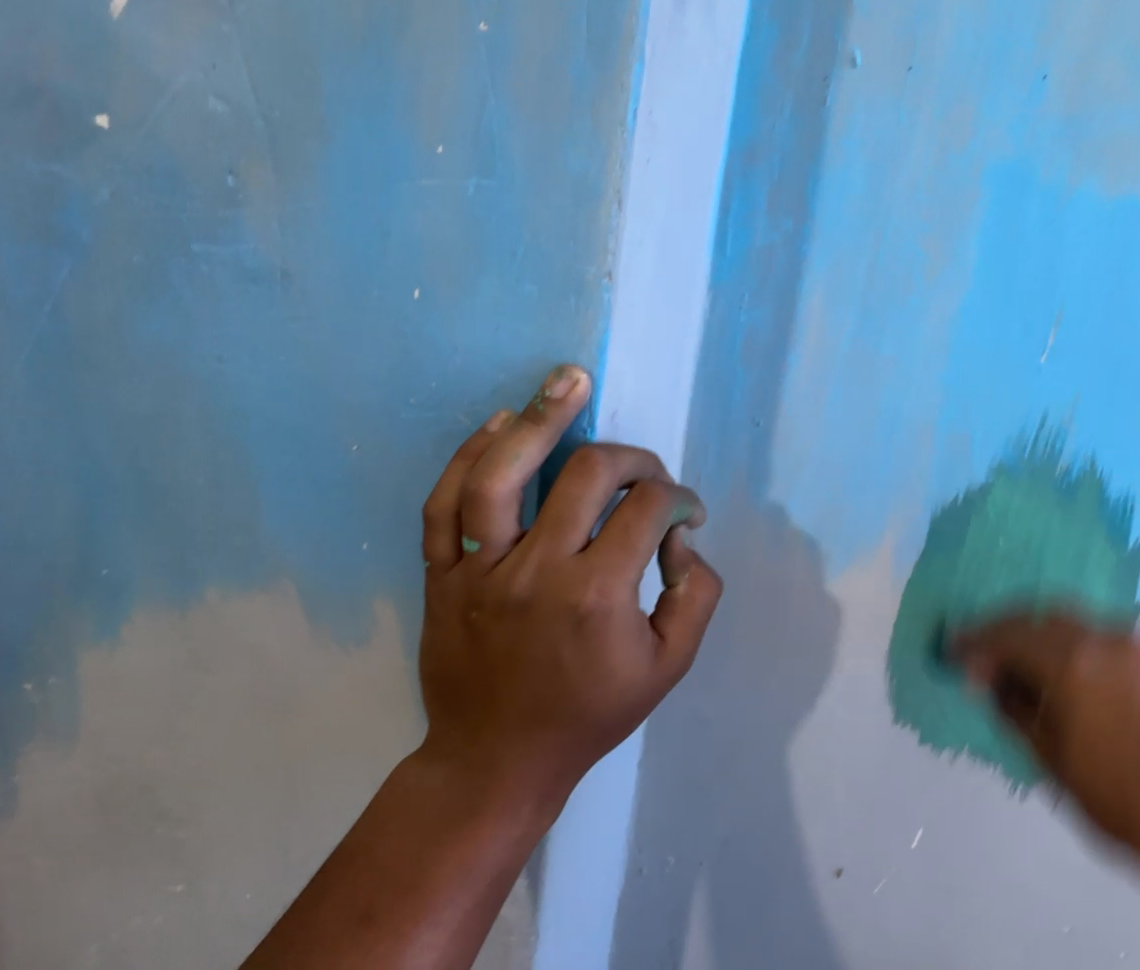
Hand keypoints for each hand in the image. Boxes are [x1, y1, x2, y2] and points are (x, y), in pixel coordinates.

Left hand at [416, 364, 723, 812]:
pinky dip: (469, 457)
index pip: (648, 509)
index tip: (687, 514)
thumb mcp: (670, 666)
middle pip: (589, 475)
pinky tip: (498, 423)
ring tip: (567, 379)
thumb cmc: (591, 713)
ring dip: (540, 419)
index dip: (680, 498)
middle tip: (648, 472)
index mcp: (599, 594)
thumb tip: (682, 539)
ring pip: (503, 474)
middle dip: (634, 458)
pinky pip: (445, 504)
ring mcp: (482, 569)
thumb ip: (696, 596)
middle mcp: (538, 570)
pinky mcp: (443, 575)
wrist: (497, 760)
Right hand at [951, 612, 1139, 913]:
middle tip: (994, 655)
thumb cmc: (1136, 806)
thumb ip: (1021, 715)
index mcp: (1074, 662)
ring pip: (1092, 628)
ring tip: (1049, 674)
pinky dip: (1101, 656)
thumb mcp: (1062, 771)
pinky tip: (1105, 689)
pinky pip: (1129, 645)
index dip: (976, 639)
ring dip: (1060, 643)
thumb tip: (991, 681)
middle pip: (1049, 616)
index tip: (954, 649)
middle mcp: (1111, 636)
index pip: (1009, 632)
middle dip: (1015, 630)